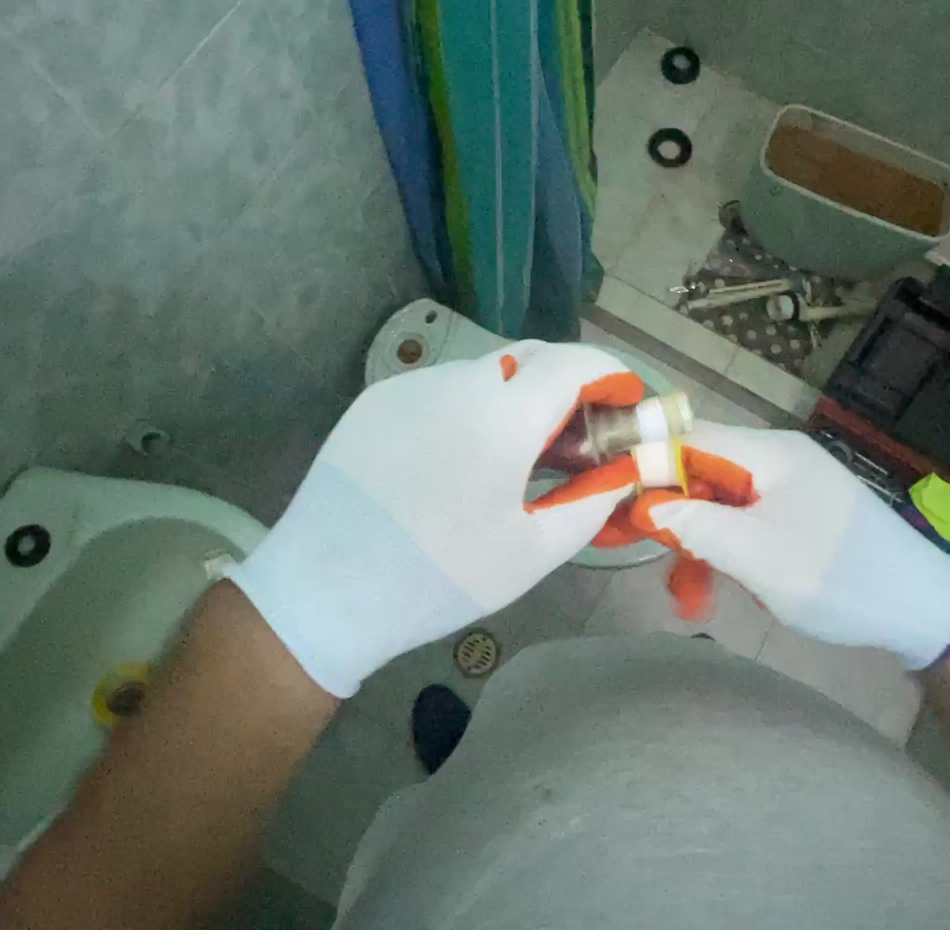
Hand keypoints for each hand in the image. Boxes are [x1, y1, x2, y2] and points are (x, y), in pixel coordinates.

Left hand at [229, 343, 643, 695]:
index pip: (574, 363)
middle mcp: (454, 382)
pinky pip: (442, 388)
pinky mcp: (375, 401)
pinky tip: (463, 457)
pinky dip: (473, 406)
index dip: (611, 375)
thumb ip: (591, 503)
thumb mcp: (530, 553)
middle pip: (531, 357)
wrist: (321, 592)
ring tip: (520, 453)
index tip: (628, 401)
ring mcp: (408, 387)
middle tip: (580, 435)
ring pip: (485, 372)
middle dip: (568, 383)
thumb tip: (624, 472)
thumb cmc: (438, 579)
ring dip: (519, 396)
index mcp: (500, 416)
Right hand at [628, 422, 949, 669]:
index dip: (645, 465)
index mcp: (769, 453)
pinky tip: (718, 589)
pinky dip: (724, 552)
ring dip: (697, 543)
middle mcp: (776, 458)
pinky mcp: (796, 514)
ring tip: (690, 595)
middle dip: (670, 514)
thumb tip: (646, 504)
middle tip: (645, 555)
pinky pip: (743, 522)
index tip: (610, 501)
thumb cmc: (837, 578)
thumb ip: (695, 525)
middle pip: (700, 470)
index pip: (688, 438)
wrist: (920, 610)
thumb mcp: (758, 557)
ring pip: (718, 502)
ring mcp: (788, 486)